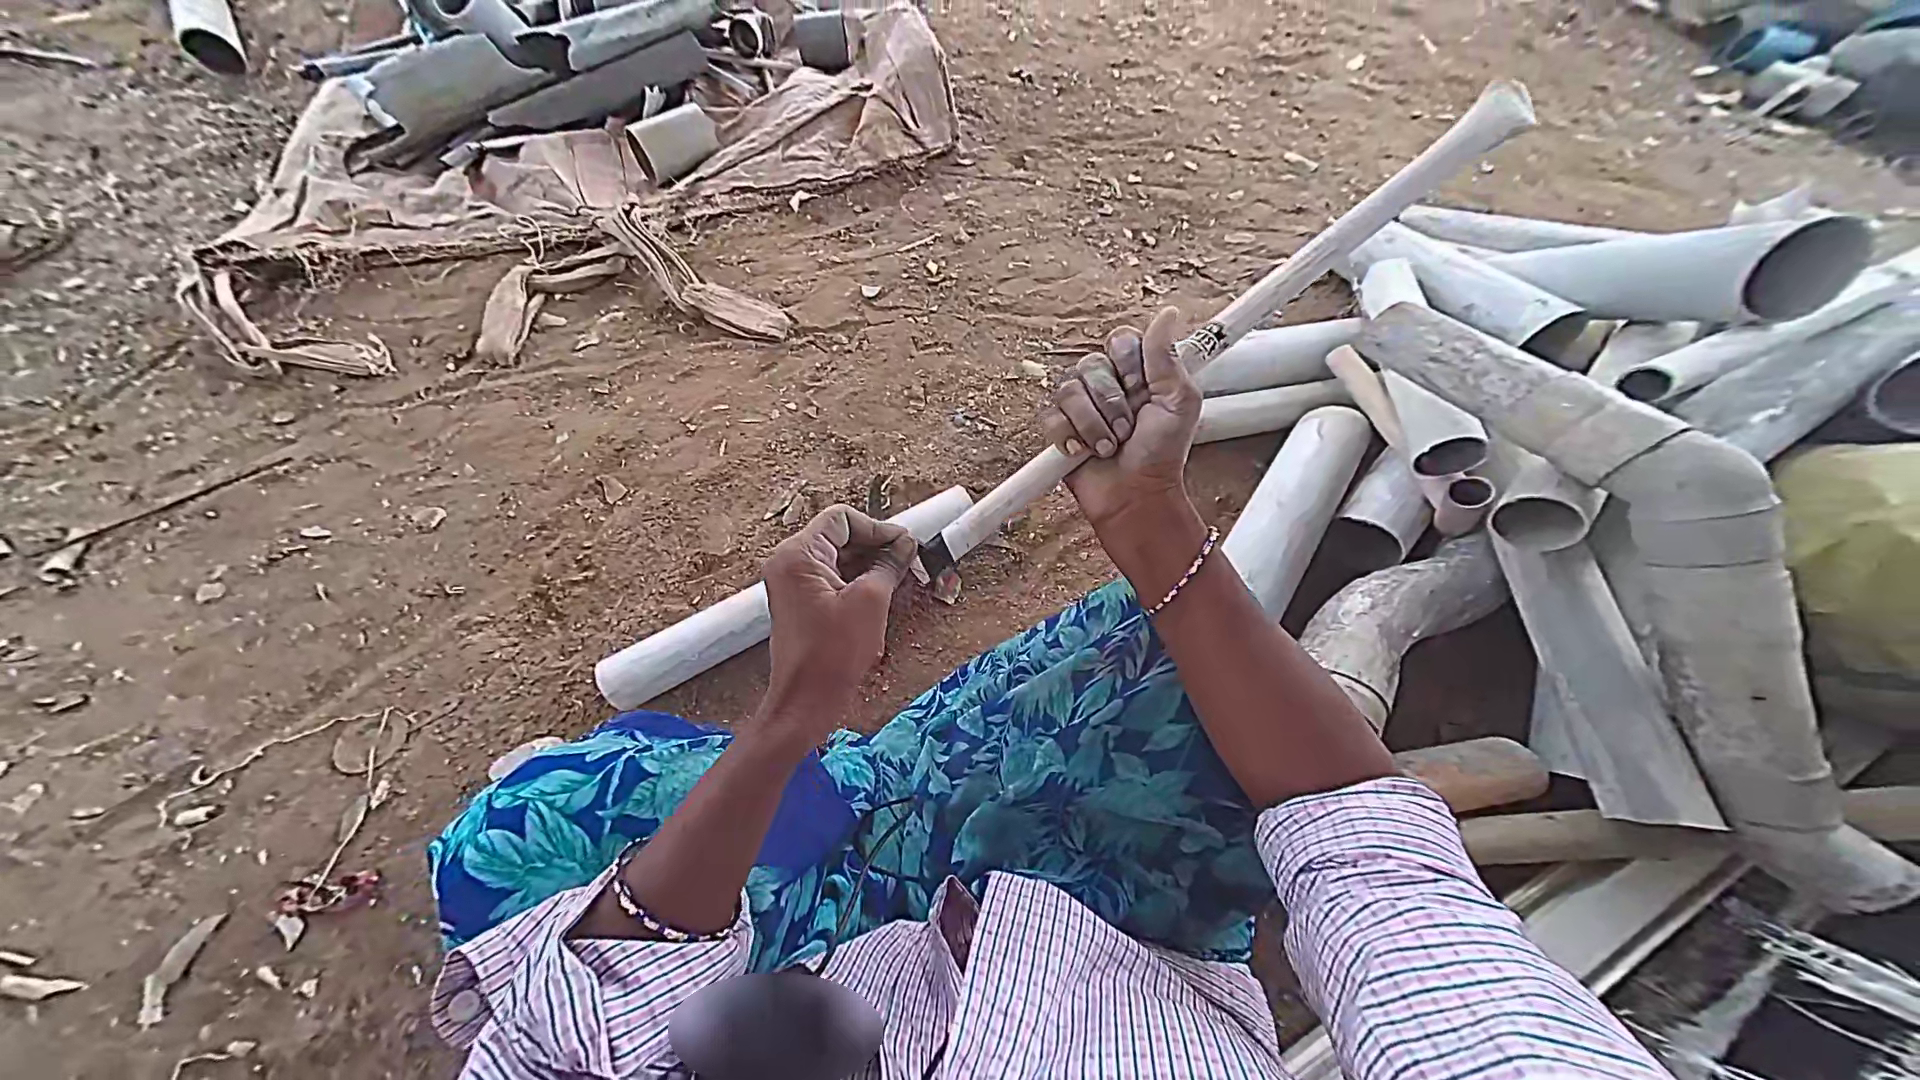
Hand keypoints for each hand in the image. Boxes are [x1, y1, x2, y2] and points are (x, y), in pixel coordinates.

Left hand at [760, 504, 916, 742]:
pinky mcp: (801, 601)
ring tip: (900, 574)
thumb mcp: (871, 600)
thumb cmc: (833, 653)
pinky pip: (832, 577)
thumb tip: (905, 545)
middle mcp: (789, 563)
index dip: (877, 528)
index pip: (842, 519)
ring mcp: (792, 583)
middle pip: (839, 535)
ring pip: (838, 556)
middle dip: (875, 545)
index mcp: (798, 555)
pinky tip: (882, 589)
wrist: (807, 700)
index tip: (905, 543)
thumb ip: (889, 564)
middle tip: (907, 558)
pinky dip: (857, 579)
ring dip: (869, 562)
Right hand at [1038, 306, 1201, 533]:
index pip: (1120, 342)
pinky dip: (1070, 437)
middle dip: (1111, 403)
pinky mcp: (1061, 429)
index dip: (1127, 365)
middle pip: (1090, 365)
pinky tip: (1085, 451)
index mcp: (1137, 374)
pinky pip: (1052, 417)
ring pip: (1069, 391)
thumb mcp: (1179, 402)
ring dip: (1093, 424)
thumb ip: (1167, 358)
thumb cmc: (1161, 455)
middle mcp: (1107, 386)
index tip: (1141, 390)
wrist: (1134, 495)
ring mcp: (1081, 408)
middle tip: (1127, 428)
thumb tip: (1168, 314)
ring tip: (1109, 446)